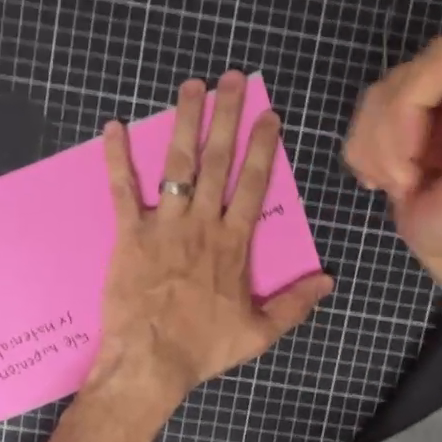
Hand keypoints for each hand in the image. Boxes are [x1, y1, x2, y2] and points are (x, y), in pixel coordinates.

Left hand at [91, 71, 335, 409]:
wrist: (151, 362)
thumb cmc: (203, 349)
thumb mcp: (259, 333)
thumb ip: (295, 305)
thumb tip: (328, 281)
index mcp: (233, 244)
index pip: (253, 184)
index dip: (262, 147)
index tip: (268, 115)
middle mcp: (202, 224)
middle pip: (217, 161)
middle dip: (226, 117)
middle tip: (231, 79)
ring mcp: (164, 227)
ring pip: (177, 166)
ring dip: (184, 123)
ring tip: (191, 87)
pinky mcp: (129, 236)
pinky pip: (122, 191)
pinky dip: (116, 158)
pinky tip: (112, 127)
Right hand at [344, 36, 441, 267]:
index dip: (414, 110)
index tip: (413, 166)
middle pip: (408, 78)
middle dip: (391, 139)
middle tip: (403, 183)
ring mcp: (437, 85)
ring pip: (380, 96)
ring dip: (379, 153)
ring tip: (402, 185)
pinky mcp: (404, 102)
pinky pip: (365, 114)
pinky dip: (367, 155)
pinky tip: (390, 177)